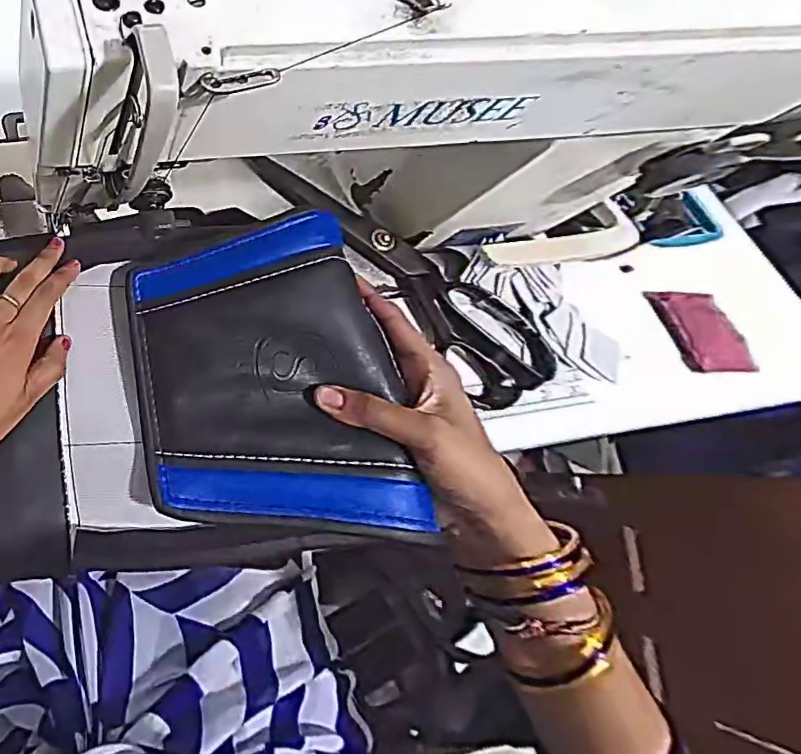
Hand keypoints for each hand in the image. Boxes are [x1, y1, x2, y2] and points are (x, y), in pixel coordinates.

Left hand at [0, 237, 80, 537]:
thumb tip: (61, 346)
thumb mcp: (27, 400)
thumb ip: (49, 367)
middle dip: (42, 260)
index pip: (45, 298)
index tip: (69, 266)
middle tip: (52, 248)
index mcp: (16, 341)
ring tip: (6, 260)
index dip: (61, 277)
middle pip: (21, 281)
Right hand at [314, 277, 557, 563]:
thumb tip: (329, 393)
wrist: (485, 520)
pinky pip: (359, 413)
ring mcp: (403, 410)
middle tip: (320, 315)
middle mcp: (416, 385)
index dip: (373, 299)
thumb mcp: (425, 432)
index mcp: (433, 371)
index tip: (348, 280)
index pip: (397, 322)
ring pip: (364, 382)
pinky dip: (341, 408)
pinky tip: (325, 407)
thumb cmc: (480, 472)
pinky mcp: (391, 435)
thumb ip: (375, 411)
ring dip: (342, 376)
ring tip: (315, 359)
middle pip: (375, 348)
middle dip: (349, 332)